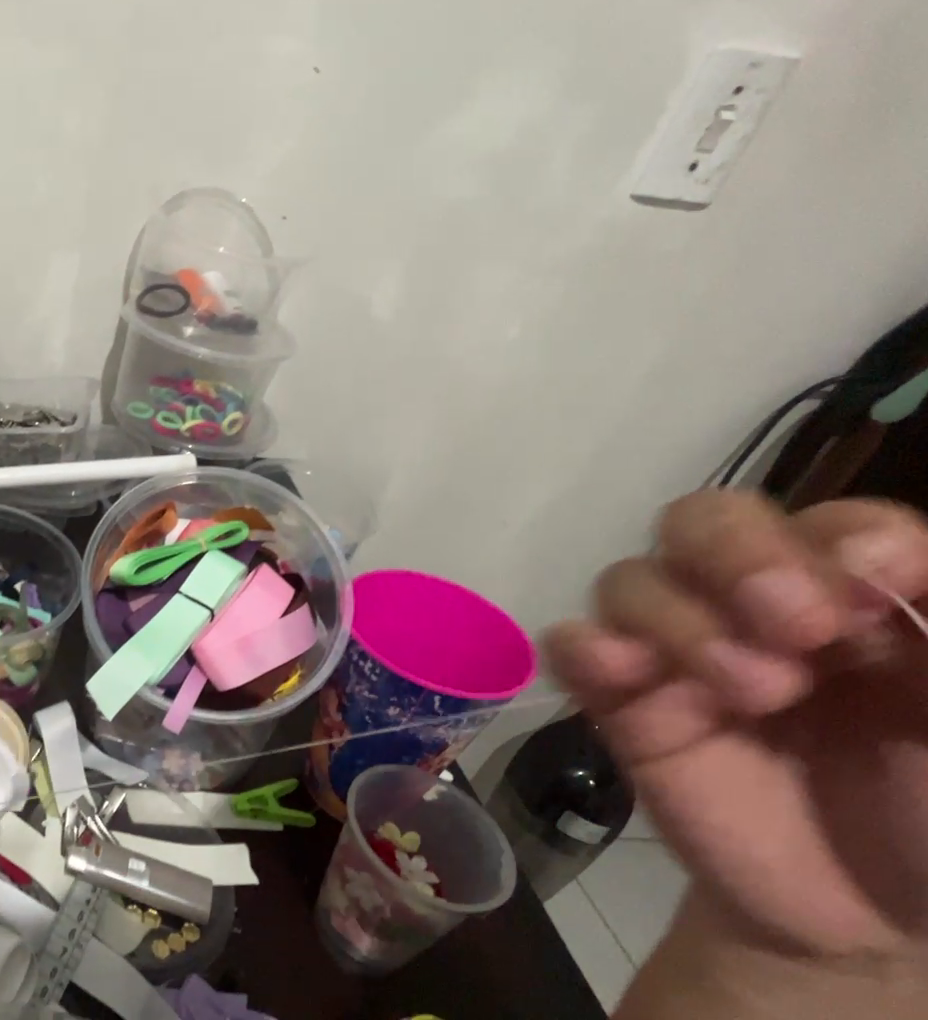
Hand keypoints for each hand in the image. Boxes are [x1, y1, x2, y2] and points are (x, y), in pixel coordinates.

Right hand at [544, 491, 927, 960]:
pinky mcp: (620, 700)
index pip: (834, 523)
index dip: (845, 539)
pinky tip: (620, 674)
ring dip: (679, 619)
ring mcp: (679, 652)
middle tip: (796, 625)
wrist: (874, 926)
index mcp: (862, 599)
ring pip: (632, 578)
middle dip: (738, 554)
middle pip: (704, 520)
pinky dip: (585, 646)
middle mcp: (759, 607)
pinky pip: (570, 645)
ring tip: (750, 695)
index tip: (874, 594)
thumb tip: (877, 572)